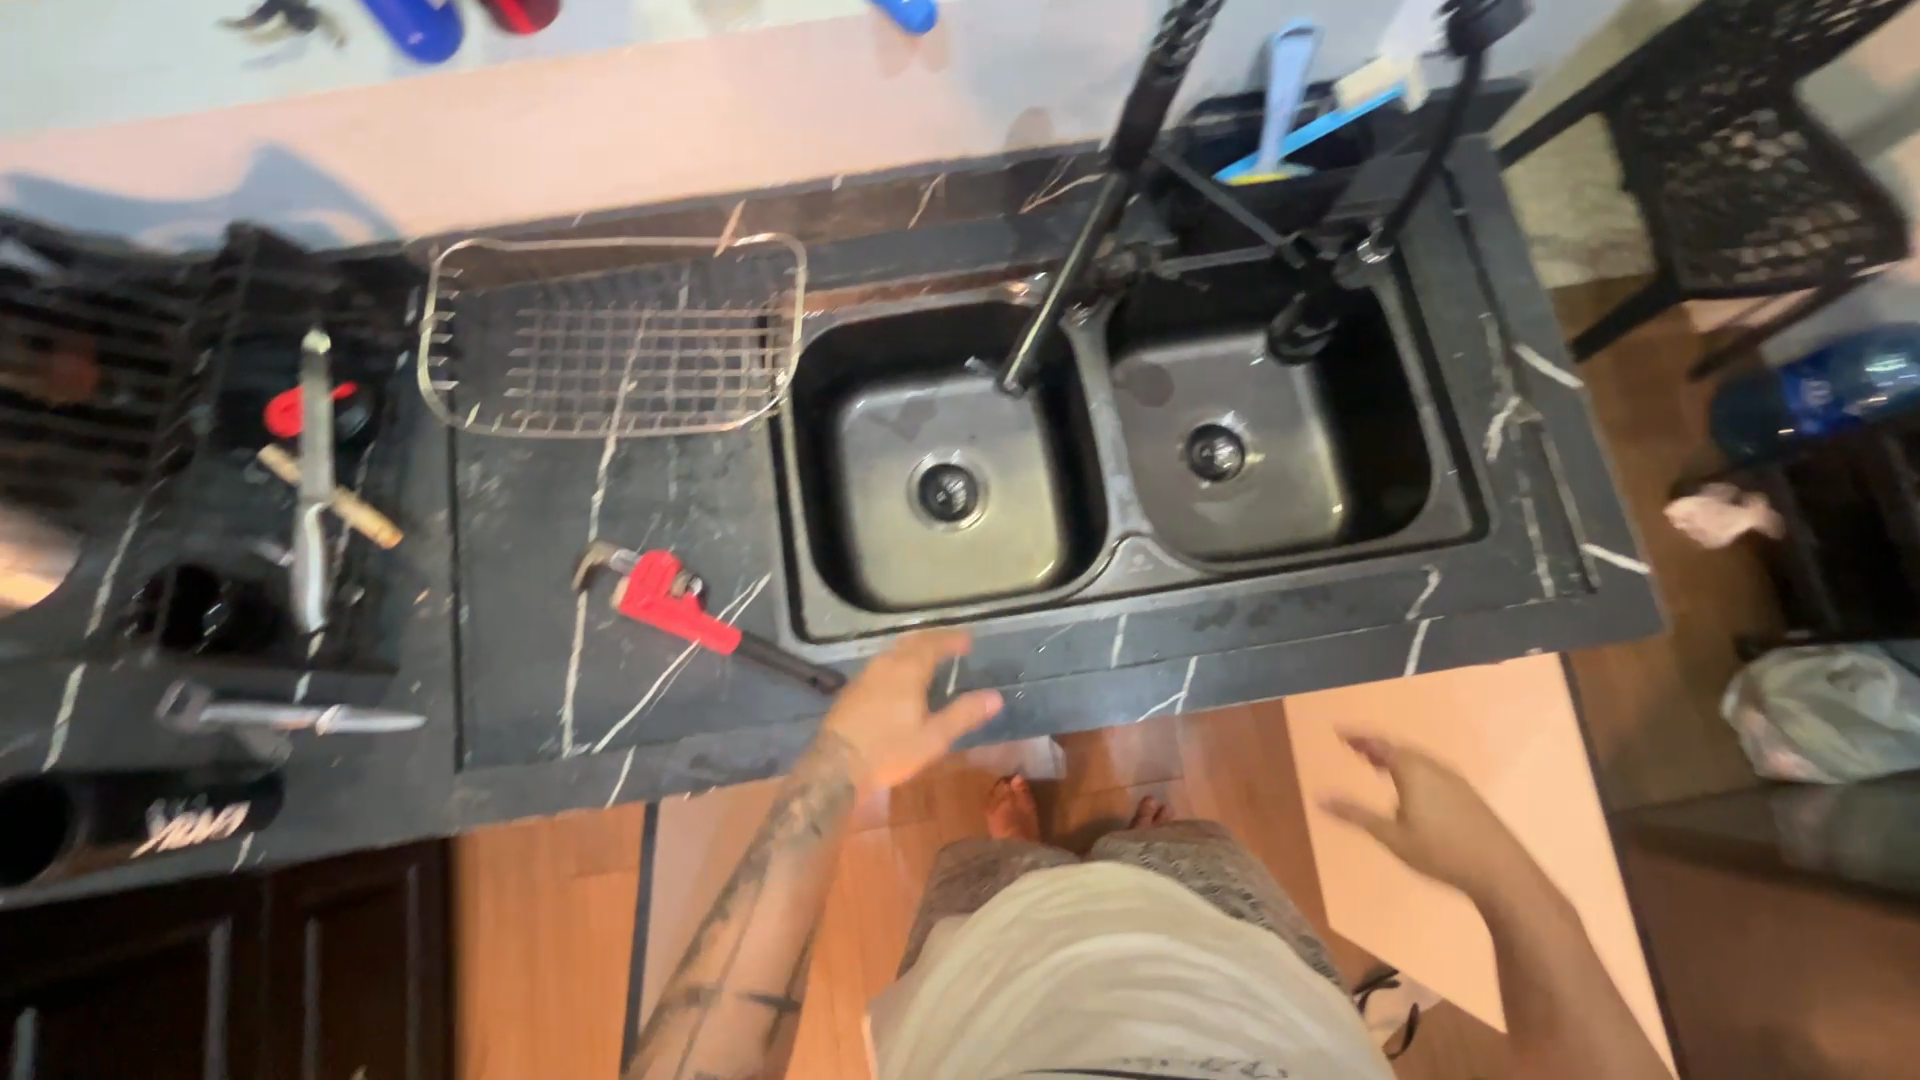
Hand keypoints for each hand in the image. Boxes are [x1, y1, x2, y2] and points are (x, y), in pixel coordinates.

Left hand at [819, 630, 1003, 794]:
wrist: (835, 766)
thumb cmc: (889, 751)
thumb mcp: (933, 737)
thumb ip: (964, 714)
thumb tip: (995, 697)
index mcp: (908, 670)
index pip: (934, 644)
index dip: (952, 639)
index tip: (968, 640)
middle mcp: (886, 663)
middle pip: (913, 642)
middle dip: (934, 639)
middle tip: (951, 643)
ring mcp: (866, 674)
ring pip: (894, 651)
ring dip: (914, 648)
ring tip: (929, 656)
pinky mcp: (853, 688)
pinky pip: (882, 663)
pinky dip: (899, 661)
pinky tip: (900, 677)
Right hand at [1323, 734, 1533, 903]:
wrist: (1504, 874)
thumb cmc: (1441, 853)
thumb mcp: (1390, 836)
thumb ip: (1354, 815)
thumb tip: (1318, 797)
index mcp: (1413, 771)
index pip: (1379, 744)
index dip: (1358, 737)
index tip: (1339, 732)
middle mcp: (1434, 768)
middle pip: (1399, 748)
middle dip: (1375, 746)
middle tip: (1355, 749)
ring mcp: (1456, 781)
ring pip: (1418, 760)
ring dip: (1394, 758)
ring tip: (1377, 765)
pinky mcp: (1469, 796)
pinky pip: (1431, 770)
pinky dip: (1412, 768)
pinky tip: (1412, 787)